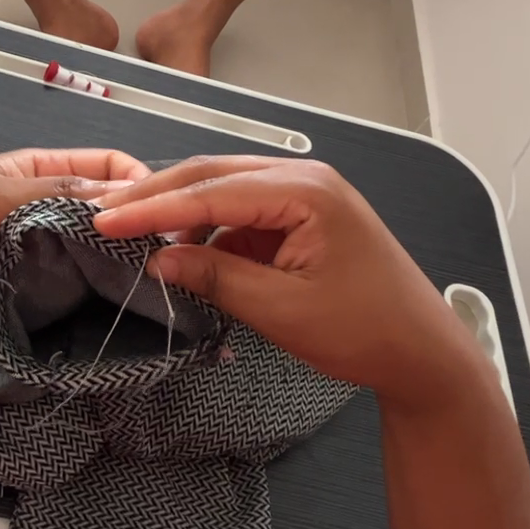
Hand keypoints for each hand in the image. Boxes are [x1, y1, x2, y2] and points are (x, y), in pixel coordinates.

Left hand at [0, 148, 150, 338]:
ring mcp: (45, 249)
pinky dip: (94, 289)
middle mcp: (48, 207)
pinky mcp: (38, 287)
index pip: (102, 165)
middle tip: (157, 246)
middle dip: (130, 222)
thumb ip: (59, 193)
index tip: (155, 205)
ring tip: (143, 273)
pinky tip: (115, 296)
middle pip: (105, 210)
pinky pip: (75, 284)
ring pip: (94, 249)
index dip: (132, 178)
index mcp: (39, 170)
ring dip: (115, 258)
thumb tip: (123, 194)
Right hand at [92, 156, 488, 411]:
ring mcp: (302, 194)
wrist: (423, 352)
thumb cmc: (364, 330)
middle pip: (213, 176)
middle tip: (106, 214)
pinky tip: (182, 250)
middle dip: (158, 197)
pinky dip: (208, 231)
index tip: (107, 220)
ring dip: (180, 214)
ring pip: (223, 192)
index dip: (153, 207)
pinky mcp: (298, 217)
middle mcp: (303, 177)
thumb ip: (216, 277)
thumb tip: (157, 261)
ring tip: (133, 232)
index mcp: (305, 190)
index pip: (212, 191)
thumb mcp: (281, 308)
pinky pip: (240, 214)